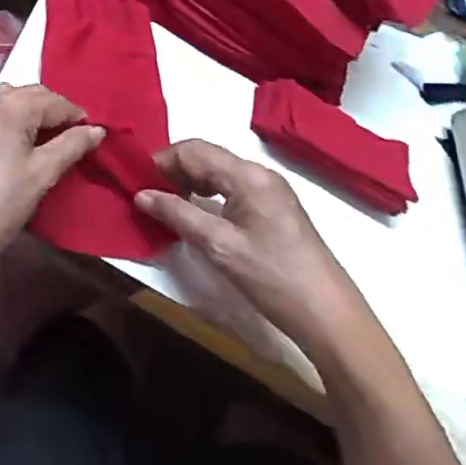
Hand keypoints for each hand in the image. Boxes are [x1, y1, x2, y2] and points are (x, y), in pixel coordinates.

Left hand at [0, 85, 104, 271]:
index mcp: (12, 105)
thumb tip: (97, 130)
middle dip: (56, 111)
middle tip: (75, 137)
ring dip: (35, 112)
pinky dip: (14, 117)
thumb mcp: (44, 172)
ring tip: (50, 138)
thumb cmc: (2, 202)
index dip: (77, 117)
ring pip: (14, 99)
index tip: (93, 135)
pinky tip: (21, 139)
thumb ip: (73, 145)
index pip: (55, 101)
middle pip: (34, 94)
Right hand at [137, 140, 367, 349]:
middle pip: (206, 157)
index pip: (194, 150)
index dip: (162, 160)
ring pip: (218, 172)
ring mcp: (269, 190)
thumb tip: (141, 195)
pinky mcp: (273, 208)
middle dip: (174, 170)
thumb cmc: (273, 278)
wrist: (329, 315)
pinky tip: (195, 214)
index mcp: (248, 175)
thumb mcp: (220, 247)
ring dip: (189, 182)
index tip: (137, 181)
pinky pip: (231, 188)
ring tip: (165, 205)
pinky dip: (207, 195)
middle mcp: (259, 173)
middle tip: (147, 195)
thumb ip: (179, 215)